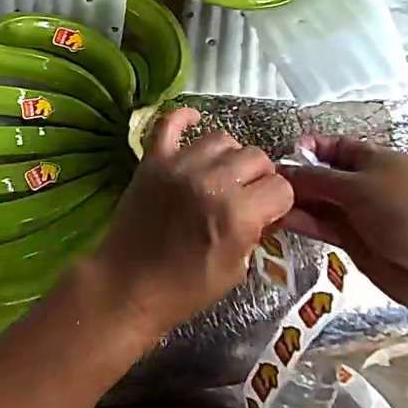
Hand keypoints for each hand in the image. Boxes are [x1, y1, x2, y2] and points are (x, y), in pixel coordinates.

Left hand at [87, 107, 293, 337]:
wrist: (127, 287)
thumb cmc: (184, 288)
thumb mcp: (235, 269)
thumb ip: (255, 232)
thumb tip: (265, 210)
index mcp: (237, 213)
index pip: (280, 187)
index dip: (279, 202)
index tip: (269, 212)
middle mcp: (212, 181)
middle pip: (256, 157)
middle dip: (259, 177)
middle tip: (246, 195)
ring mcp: (180, 165)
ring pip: (222, 138)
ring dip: (229, 155)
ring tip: (222, 174)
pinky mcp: (153, 160)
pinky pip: (170, 123)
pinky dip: (184, 118)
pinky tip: (194, 122)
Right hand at [281, 136, 407, 317]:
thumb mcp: (360, 187)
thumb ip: (318, 179)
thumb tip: (283, 171)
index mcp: (375, 159)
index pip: (335, 145)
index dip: (309, 146)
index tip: (281, 153)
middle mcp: (364, 183)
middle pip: (322, 174)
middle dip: (295, 176)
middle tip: (261, 183)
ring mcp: (358, 213)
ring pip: (319, 201)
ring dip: (295, 201)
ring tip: (263, 203)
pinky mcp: (353, 241)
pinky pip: (322, 225)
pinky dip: (302, 221)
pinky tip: (278, 220)